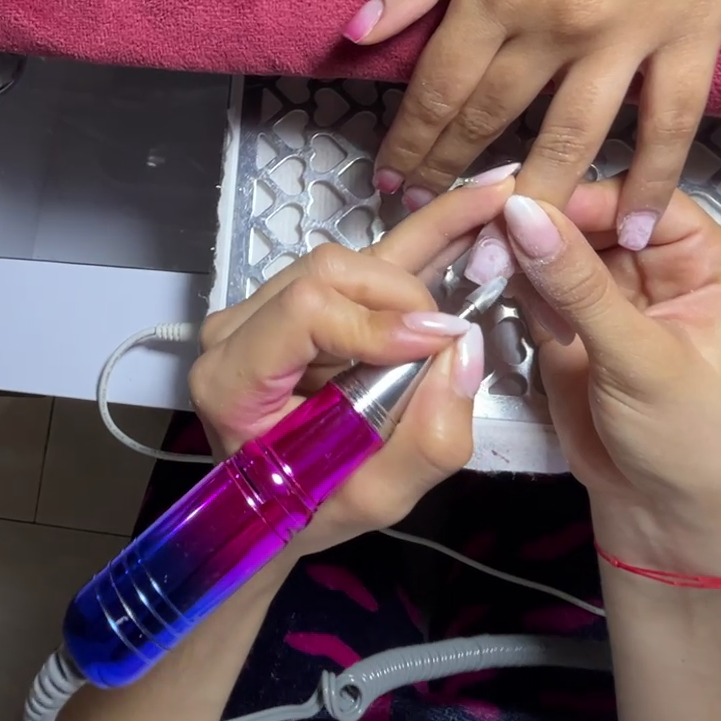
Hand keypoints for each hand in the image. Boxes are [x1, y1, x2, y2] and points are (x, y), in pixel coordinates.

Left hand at [190, 171, 517, 554]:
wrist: (268, 508)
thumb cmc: (310, 510)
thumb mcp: (375, 500)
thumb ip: (425, 440)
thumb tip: (463, 349)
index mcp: (232, 379)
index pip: (307, 310)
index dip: (379, 319)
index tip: (444, 339)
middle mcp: (233, 328)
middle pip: (325, 271)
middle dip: (403, 292)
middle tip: (453, 331)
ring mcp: (256, 307)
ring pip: (341, 260)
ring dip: (411, 266)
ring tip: (487, 225)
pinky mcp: (288, 298)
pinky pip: (350, 266)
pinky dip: (412, 245)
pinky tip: (470, 209)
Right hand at [503, 181, 720, 575]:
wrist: (658, 513)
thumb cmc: (685, 437)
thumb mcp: (640, 358)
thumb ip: (578, 284)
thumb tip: (520, 209)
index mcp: (702, 258)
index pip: (634, 198)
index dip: (579, 194)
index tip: (517, 201)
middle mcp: (653, 260)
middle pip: (587, 212)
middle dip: (538, 220)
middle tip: (484, 230)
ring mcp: (604, 286)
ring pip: (551, 240)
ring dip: (515, 246)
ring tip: (481, 257)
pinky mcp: (564, 312)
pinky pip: (530, 274)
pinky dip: (507, 273)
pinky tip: (487, 276)